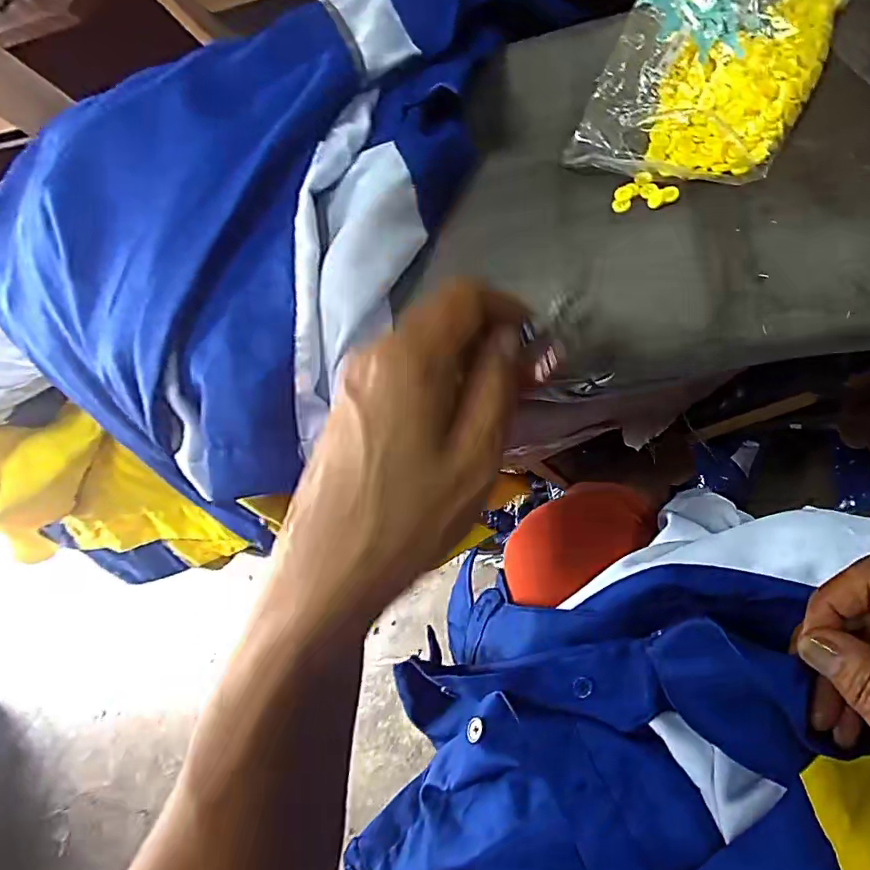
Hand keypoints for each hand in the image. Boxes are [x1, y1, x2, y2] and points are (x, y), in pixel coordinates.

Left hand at [269, 280, 526, 635]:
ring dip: (474, 362)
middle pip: (445, 318)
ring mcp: (357, 381)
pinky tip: (464, 421)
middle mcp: (374, 356)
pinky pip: (409, 371)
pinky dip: (447, 380)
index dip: (509, 309)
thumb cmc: (415, 515)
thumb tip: (514, 340)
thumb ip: (499, 384)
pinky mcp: (352, 406)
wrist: (329, 574)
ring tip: (506, 406)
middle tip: (533, 382)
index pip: (463, 296)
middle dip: (495, 338)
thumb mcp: (477, 451)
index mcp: (407, 359)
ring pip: (428, 345)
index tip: (540, 343)